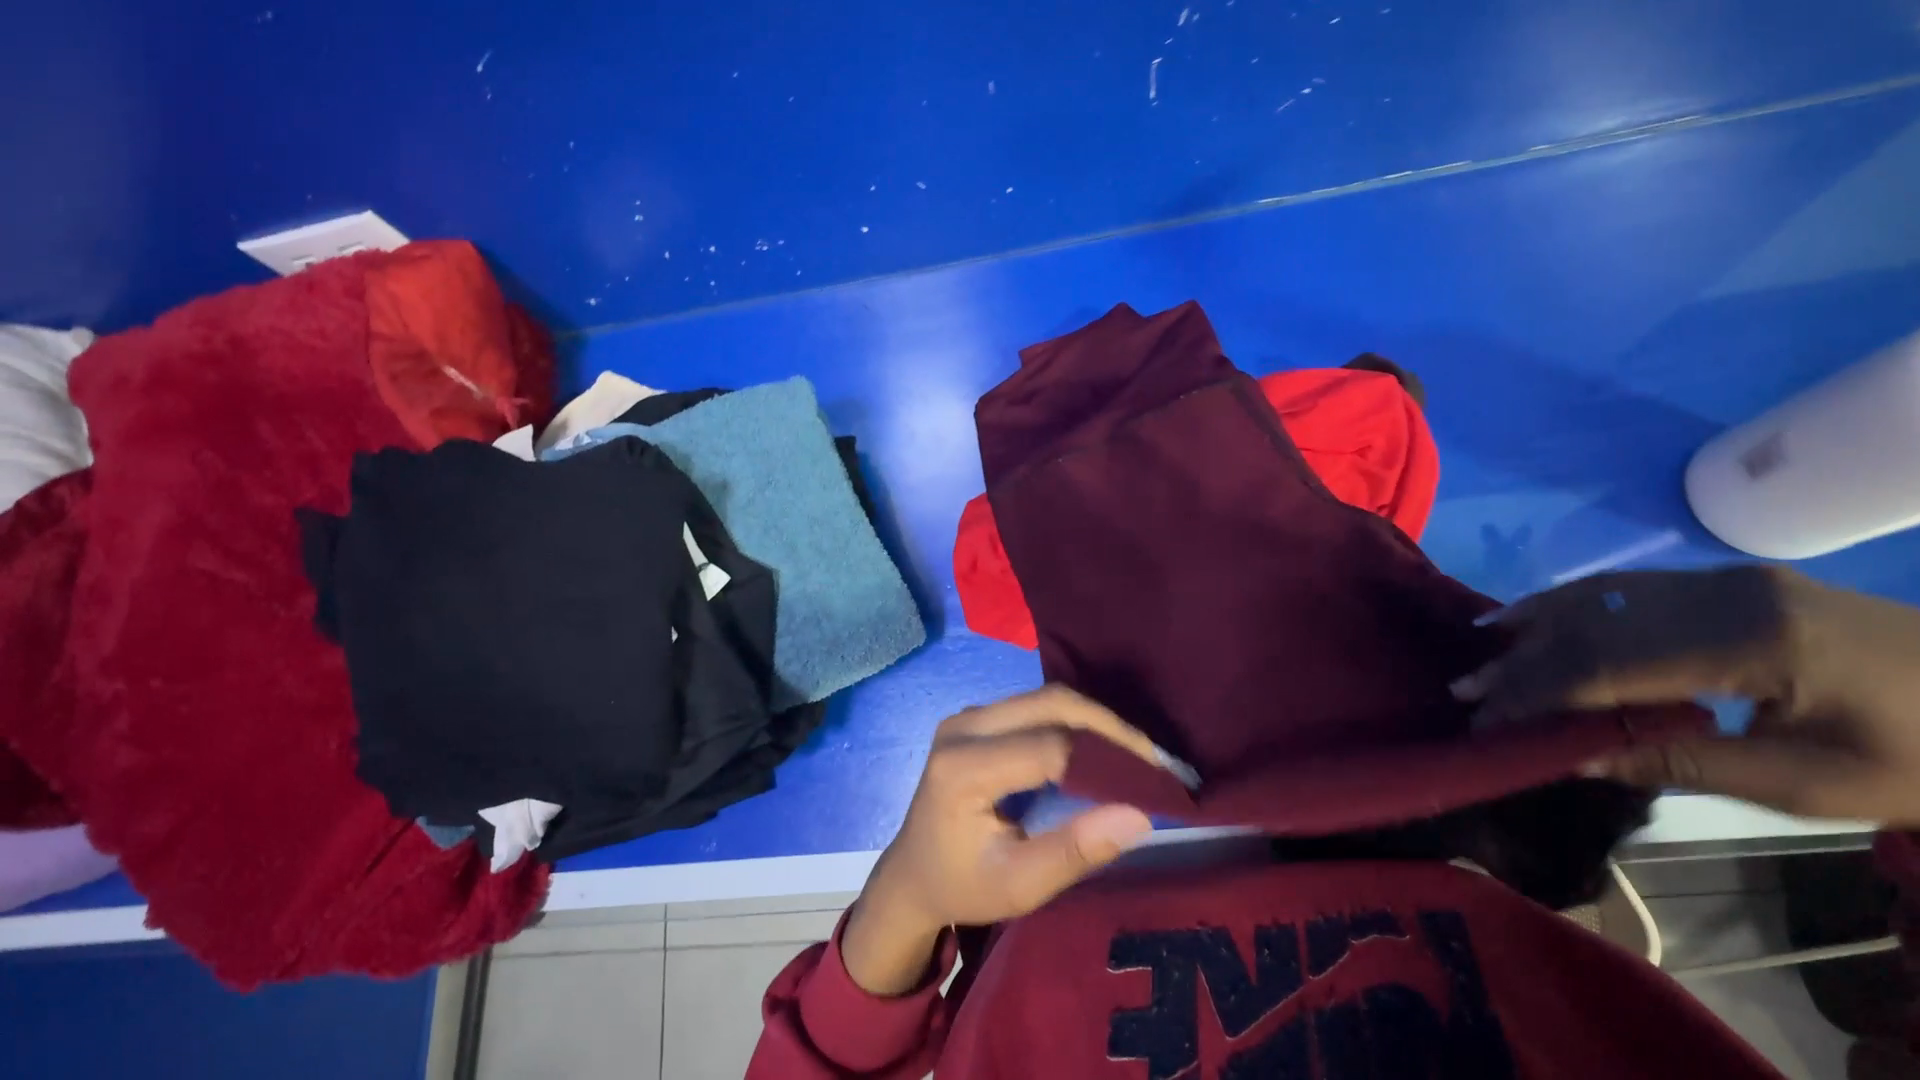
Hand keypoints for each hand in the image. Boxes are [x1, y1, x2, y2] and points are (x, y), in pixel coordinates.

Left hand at [841, 686, 1156, 994]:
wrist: (912, 877)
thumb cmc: (963, 886)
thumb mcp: (1019, 886)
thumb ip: (1075, 851)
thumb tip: (1140, 815)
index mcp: (963, 768)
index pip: (1051, 747)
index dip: (1110, 760)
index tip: (1158, 783)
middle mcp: (963, 727)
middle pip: (1052, 704)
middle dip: (1112, 729)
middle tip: (1159, 763)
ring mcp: (968, 716)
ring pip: (1048, 699)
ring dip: (1098, 723)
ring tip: (1141, 758)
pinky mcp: (978, 718)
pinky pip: (1037, 706)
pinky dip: (1078, 724)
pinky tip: (1107, 750)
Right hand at [1454, 565, 1919, 823]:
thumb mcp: (1804, 783)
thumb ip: (1679, 762)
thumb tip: (1572, 754)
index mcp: (1752, 640)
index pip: (1609, 662)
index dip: (1538, 692)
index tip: (1487, 720)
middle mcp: (1727, 592)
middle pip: (1597, 622)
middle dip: (1525, 659)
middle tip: (1469, 691)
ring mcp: (1730, 580)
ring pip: (1607, 593)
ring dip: (1540, 624)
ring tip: (1484, 647)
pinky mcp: (1734, 583)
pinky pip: (1636, 587)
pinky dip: (1578, 602)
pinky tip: (1543, 614)